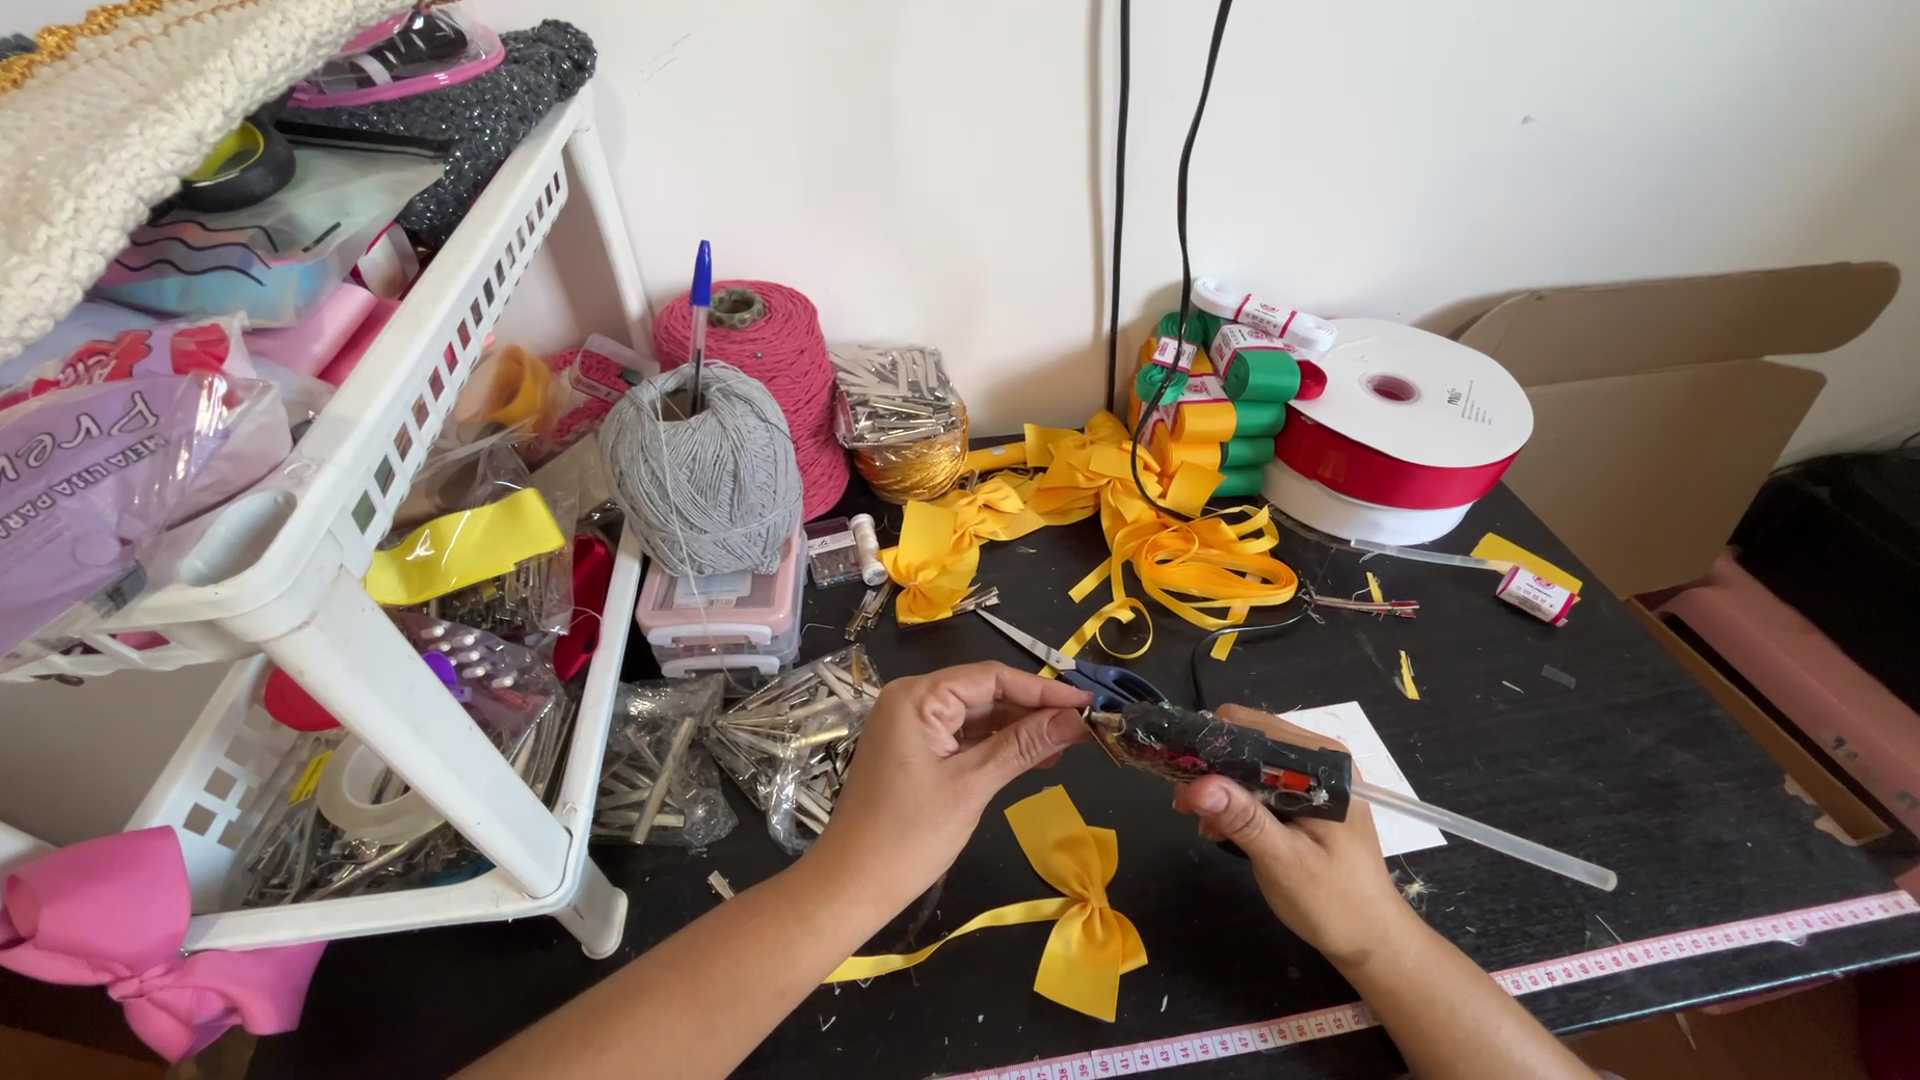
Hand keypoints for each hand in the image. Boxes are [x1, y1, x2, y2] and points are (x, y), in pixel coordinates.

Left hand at [807, 662, 1092, 909]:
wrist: (851, 885)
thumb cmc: (908, 835)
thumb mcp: (972, 785)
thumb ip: (1023, 745)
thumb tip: (1075, 719)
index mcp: (918, 697)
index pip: (991, 677)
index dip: (1042, 689)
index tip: (1087, 703)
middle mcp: (912, 700)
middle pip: (984, 692)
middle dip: (1033, 709)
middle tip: (1083, 727)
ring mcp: (911, 725)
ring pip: (977, 715)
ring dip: (1018, 729)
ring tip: (1065, 745)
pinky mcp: (915, 750)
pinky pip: (963, 736)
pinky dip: (996, 745)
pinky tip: (1032, 757)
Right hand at [1171, 705, 1413, 967]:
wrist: (1372, 940)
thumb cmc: (1335, 904)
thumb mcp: (1284, 862)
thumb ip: (1244, 819)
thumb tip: (1198, 784)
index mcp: (1324, 765)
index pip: (1252, 727)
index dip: (1211, 747)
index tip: (1183, 779)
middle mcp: (1319, 758)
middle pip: (1246, 737)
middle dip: (1211, 767)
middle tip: (1187, 806)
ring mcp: (1313, 775)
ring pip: (1247, 757)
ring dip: (1219, 784)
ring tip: (1203, 821)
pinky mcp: (1304, 792)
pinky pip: (1257, 777)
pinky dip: (1233, 796)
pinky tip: (1221, 824)